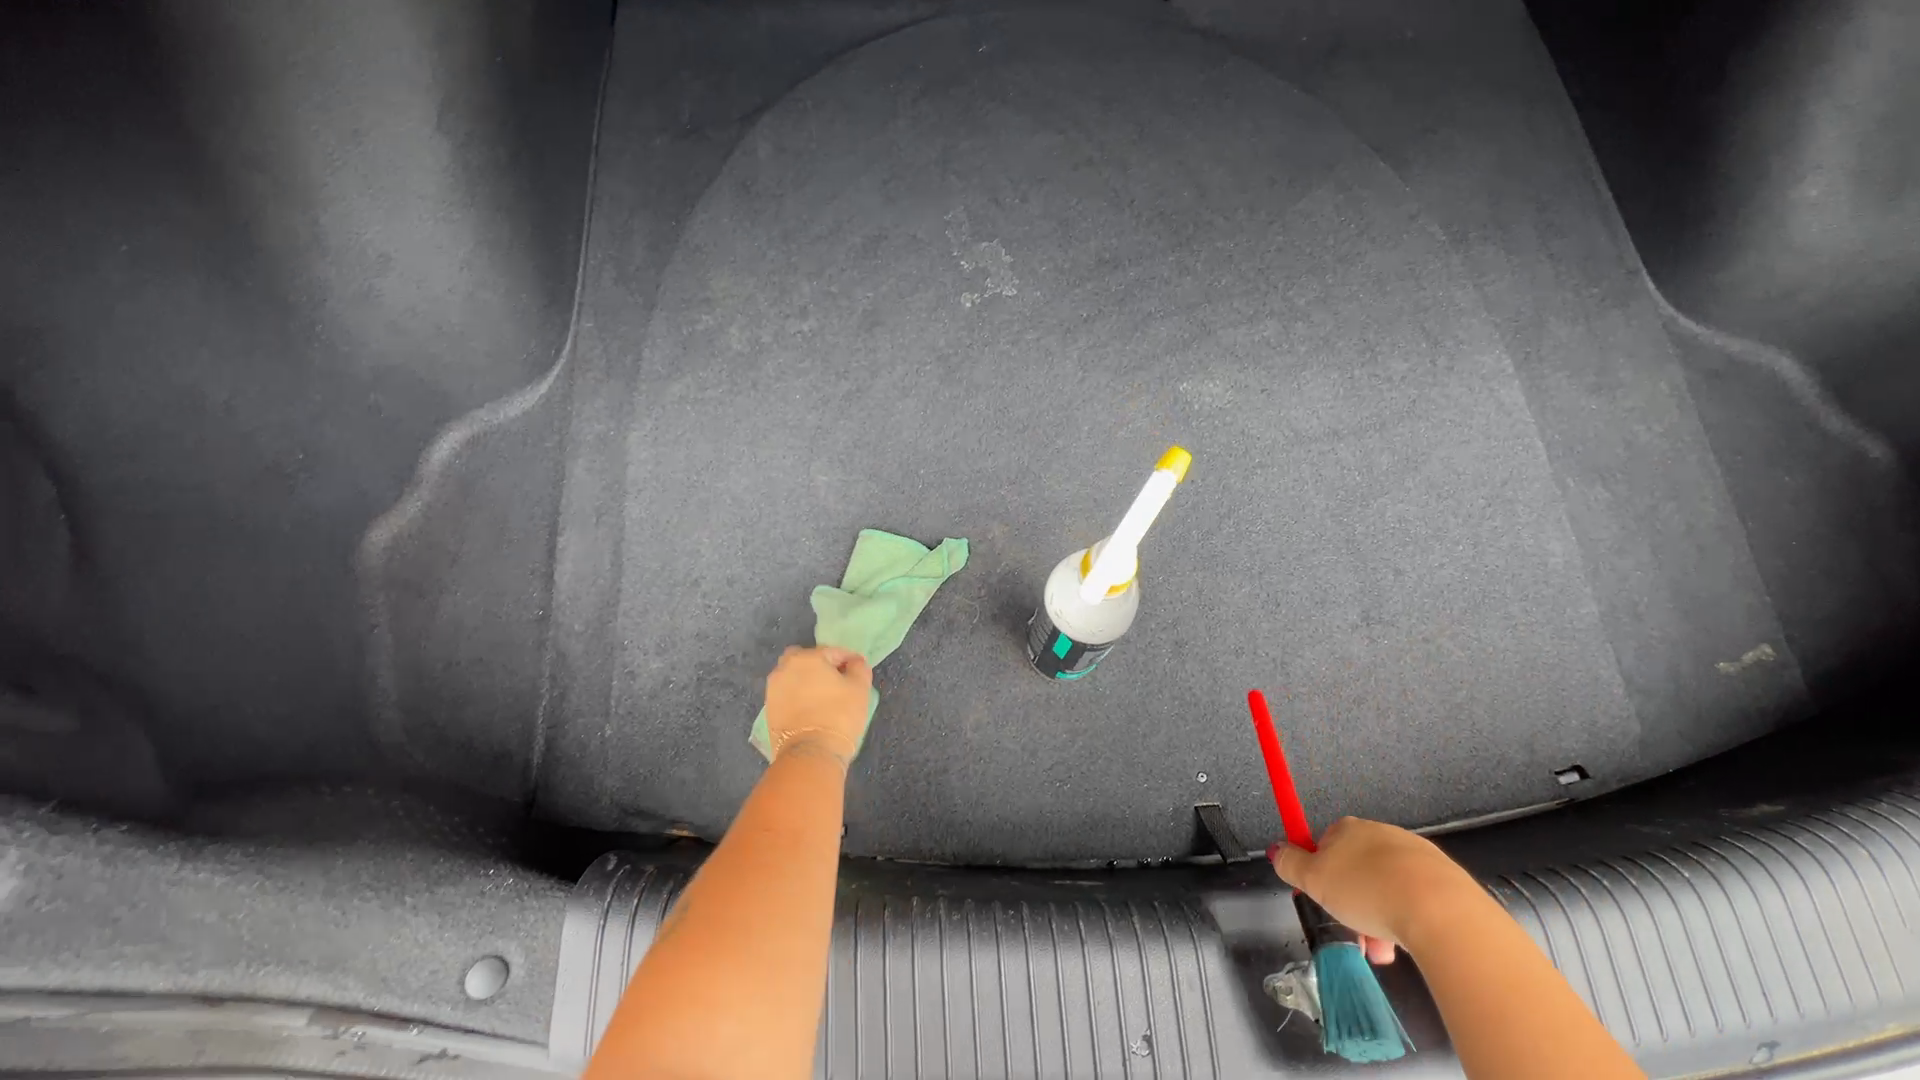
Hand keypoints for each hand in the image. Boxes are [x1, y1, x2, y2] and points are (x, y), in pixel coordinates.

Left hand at [763, 646, 872, 764]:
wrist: (810, 753)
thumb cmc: (839, 716)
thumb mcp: (859, 689)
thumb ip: (859, 668)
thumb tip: (854, 662)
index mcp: (807, 658)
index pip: (832, 651)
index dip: (849, 659)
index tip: (858, 669)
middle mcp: (785, 668)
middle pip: (805, 659)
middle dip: (819, 665)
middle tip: (835, 680)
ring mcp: (773, 689)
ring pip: (792, 676)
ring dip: (805, 680)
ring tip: (821, 696)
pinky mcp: (769, 709)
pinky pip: (786, 694)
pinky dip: (797, 696)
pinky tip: (809, 708)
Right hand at [1270, 816, 1481, 960]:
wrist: (1438, 909)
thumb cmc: (1366, 889)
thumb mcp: (1313, 880)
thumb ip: (1290, 864)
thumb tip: (1277, 850)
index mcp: (1349, 828)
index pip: (1325, 845)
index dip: (1321, 875)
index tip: (1325, 901)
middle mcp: (1382, 833)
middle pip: (1357, 870)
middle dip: (1352, 904)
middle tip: (1352, 934)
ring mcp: (1417, 854)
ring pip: (1387, 888)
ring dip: (1378, 918)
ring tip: (1381, 950)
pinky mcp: (1445, 879)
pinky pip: (1416, 899)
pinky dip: (1407, 919)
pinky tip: (1407, 942)